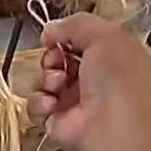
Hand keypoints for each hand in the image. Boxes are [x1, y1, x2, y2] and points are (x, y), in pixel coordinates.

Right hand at [26, 14, 150, 150]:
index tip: (53, 37)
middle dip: (51, 58)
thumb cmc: (115, 77)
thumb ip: (76, 24)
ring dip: (45, 78)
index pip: (77, 42)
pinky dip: (39, 102)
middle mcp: (89, 79)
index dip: (63, 37)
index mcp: (107, 57)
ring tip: (58, 85)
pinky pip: (35, 106)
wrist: (110, 125)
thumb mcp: (105, 36)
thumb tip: (48, 30)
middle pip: (56, 60)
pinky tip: (51, 105)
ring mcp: (71, 102)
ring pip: (43, 81)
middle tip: (57, 63)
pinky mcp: (55, 122)